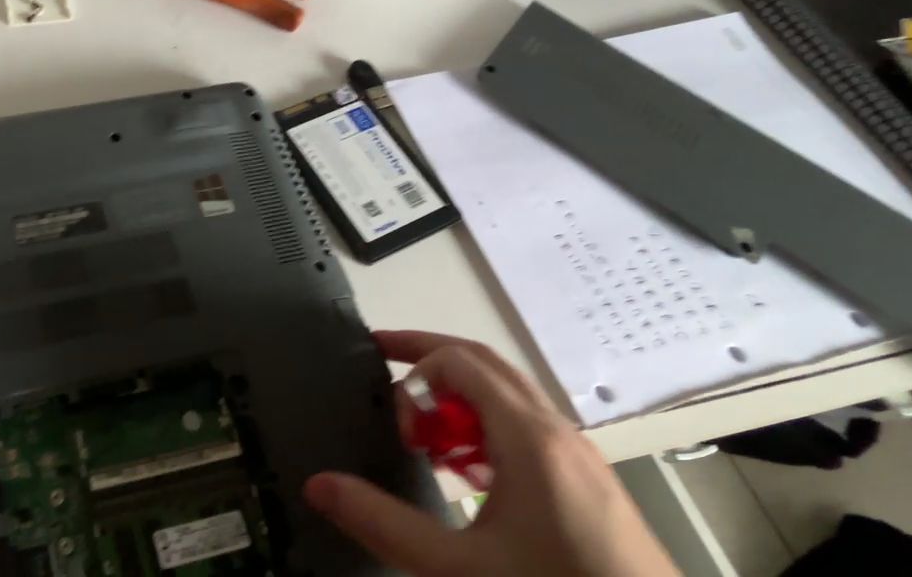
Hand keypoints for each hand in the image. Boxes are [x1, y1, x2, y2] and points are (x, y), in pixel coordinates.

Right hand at [305, 331, 676, 576]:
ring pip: (509, 394)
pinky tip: (472, 479)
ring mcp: (581, 457)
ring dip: (459, 396)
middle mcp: (558, 433)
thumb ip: (384, 523)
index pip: (458, 360)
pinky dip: (487, 427)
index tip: (395, 425)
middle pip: (485, 362)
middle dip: (429, 356)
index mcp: (529, 438)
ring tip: (424, 435)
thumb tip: (319, 485)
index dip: (413, 374)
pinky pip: (529, 428)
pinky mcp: (592, 485)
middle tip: (382, 358)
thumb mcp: (458, 570)